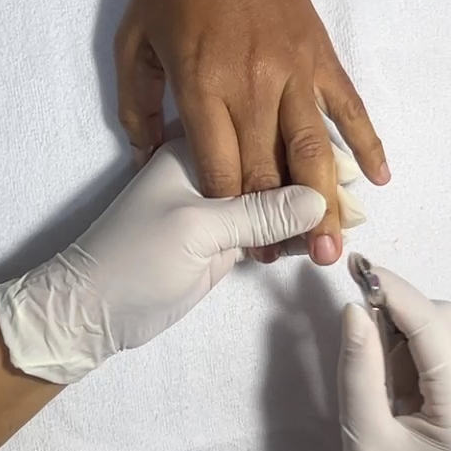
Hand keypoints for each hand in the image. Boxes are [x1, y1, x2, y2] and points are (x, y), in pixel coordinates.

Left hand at [0, 140, 325, 383]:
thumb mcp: (196, 230)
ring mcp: (220, 203)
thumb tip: (320, 200)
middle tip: (355, 211)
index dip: (308, 160)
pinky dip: (294, 236)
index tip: (351, 179)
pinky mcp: (224, 237)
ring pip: (277, 200)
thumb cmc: (135, 258)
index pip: (264, 142)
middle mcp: (214, 167)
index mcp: (197, 148)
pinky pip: (269, 229)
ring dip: (310, 214)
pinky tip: (322, 242)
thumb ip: (257, 213)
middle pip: (277, 169)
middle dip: (317, 188)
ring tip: (349, 229)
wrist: (94, 309)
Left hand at [114, 0, 387, 266]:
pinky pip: (348, 108)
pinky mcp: (321, 57)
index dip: (231, 215)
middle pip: (268, 172)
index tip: (241, 245)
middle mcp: (252, 86)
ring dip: (326, 204)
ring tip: (336, 245)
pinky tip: (378, 178)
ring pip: (313, 152)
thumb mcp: (133, 41)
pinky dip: (365, 143)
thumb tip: (148, 157)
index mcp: (202, 86)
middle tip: (291, 262)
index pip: (220, 169)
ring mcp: (294, 72)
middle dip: (279, 224)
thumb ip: (138, 105)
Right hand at [339, 261, 450, 450]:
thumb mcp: (363, 435)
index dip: (396, 292)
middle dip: (401, 314)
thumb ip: (358, 369)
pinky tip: (405, 377)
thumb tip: (355, 308)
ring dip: (412, 330)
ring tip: (386, 372)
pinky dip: (425, 346)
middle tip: (363, 336)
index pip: (434, 331)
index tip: (359, 265)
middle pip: (448, 322)